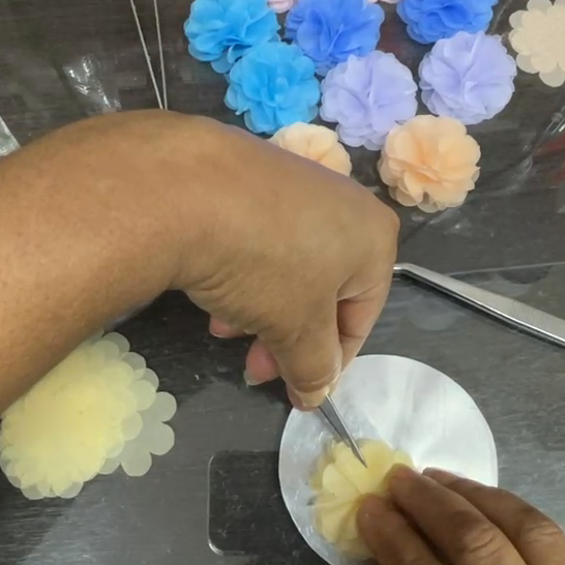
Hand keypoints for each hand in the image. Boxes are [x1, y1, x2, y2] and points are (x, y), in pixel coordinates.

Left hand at [157, 116, 397, 408]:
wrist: (189, 189)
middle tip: (255, 369)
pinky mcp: (251, 173)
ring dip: (261, 307)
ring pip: (287, 264)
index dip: (330, 363)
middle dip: (288, 337)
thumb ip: (313, 366)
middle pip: (322, 291)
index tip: (298, 390)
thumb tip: (317, 391)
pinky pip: (259, 234)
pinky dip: (243, 268)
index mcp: (374, 238)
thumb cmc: (264, 264)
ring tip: (223, 329)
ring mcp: (296, 182)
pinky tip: (211, 286)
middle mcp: (344, 202)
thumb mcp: (295, 329)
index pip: (361, 318)